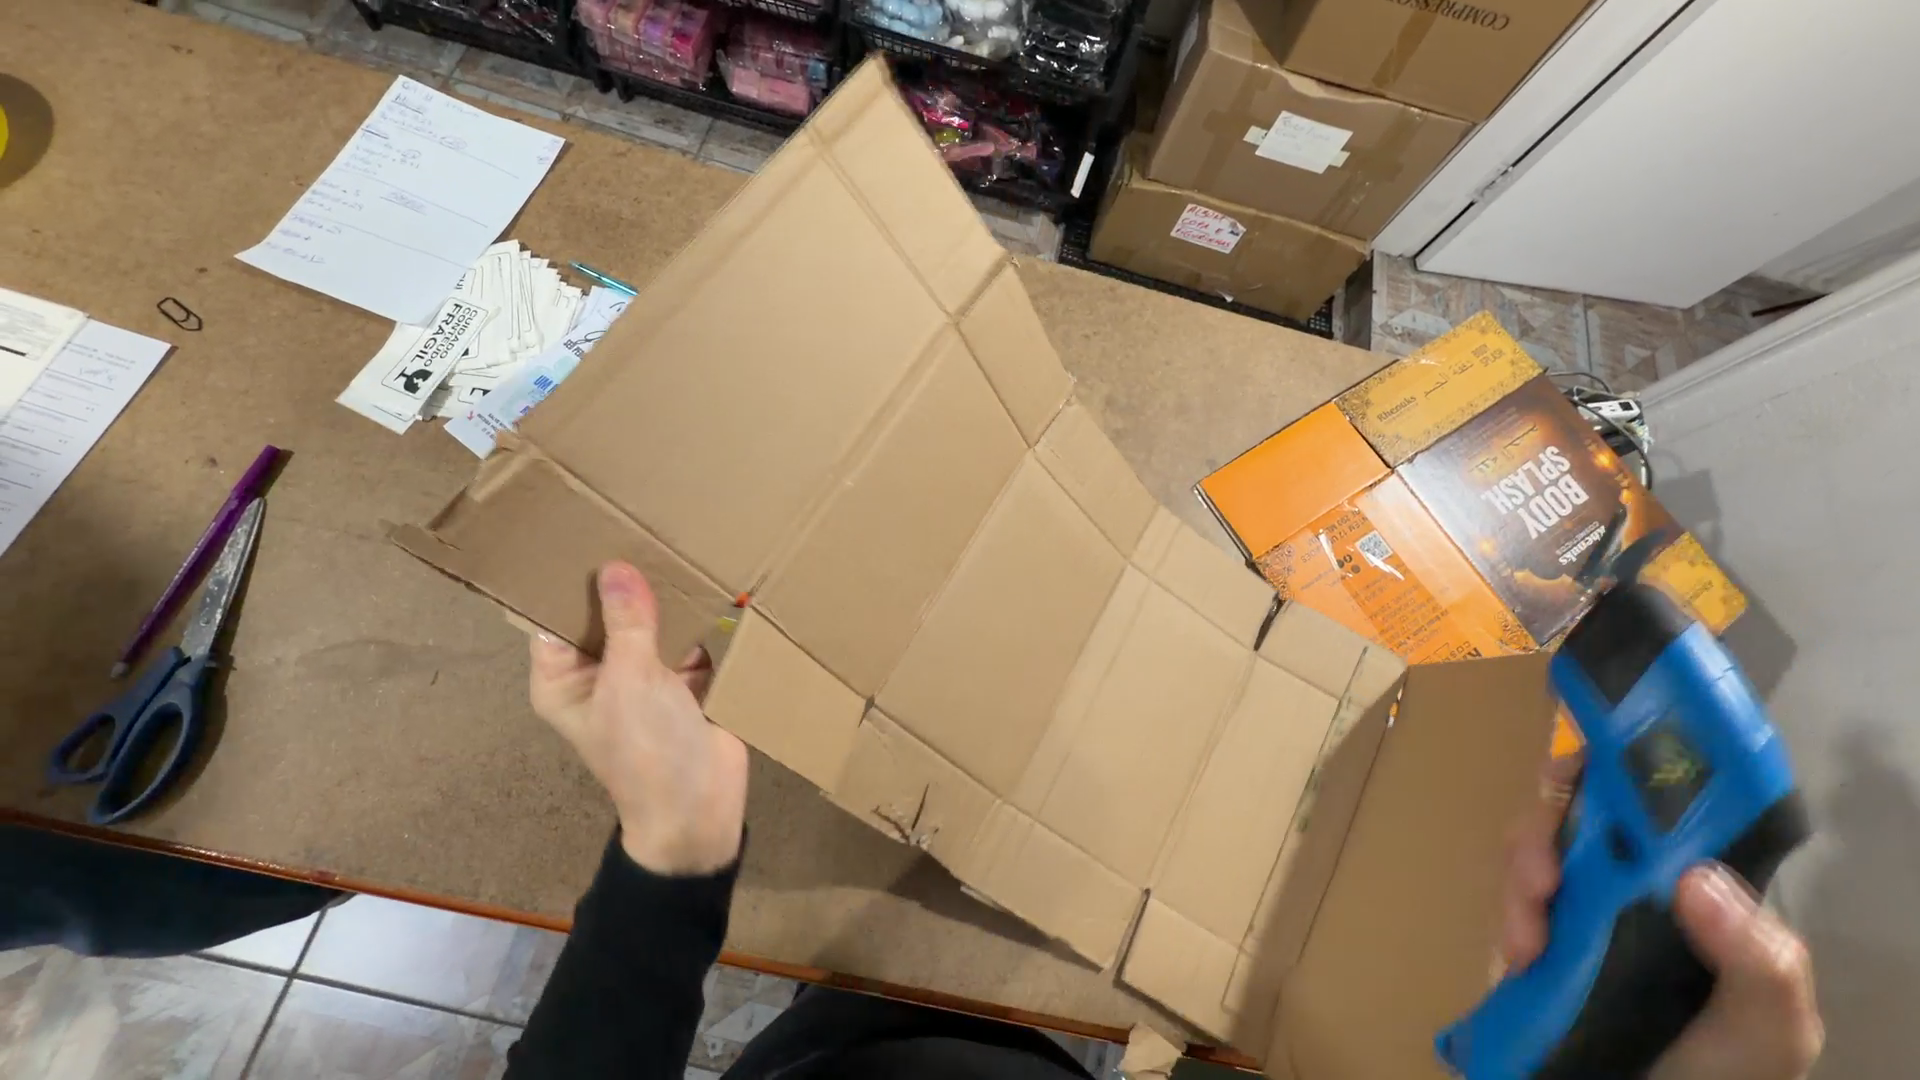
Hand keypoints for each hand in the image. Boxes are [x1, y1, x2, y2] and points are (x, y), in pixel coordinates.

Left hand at [528, 561, 748, 875]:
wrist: (700, 809)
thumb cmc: (647, 750)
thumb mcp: (631, 682)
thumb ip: (628, 624)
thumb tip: (617, 567)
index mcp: (565, 680)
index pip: (555, 618)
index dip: (569, 581)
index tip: (586, 532)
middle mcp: (601, 675)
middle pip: (608, 618)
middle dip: (627, 584)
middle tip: (642, 528)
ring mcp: (645, 681)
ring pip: (652, 628)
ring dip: (668, 602)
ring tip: (680, 547)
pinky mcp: (685, 686)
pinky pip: (689, 644)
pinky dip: (701, 624)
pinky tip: (716, 585)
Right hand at [1502, 758, 1822, 1079]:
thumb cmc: (1718, 1071)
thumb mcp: (1769, 1029)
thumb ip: (1760, 961)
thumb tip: (1693, 877)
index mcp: (1688, 888)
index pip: (1645, 806)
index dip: (1603, 774)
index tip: (1568, 774)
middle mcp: (1627, 884)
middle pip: (1569, 817)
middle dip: (1540, 836)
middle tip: (1538, 882)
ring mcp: (1574, 907)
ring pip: (1528, 852)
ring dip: (1518, 884)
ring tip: (1526, 943)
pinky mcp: (1531, 932)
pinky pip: (1504, 899)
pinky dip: (1505, 917)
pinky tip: (1518, 957)